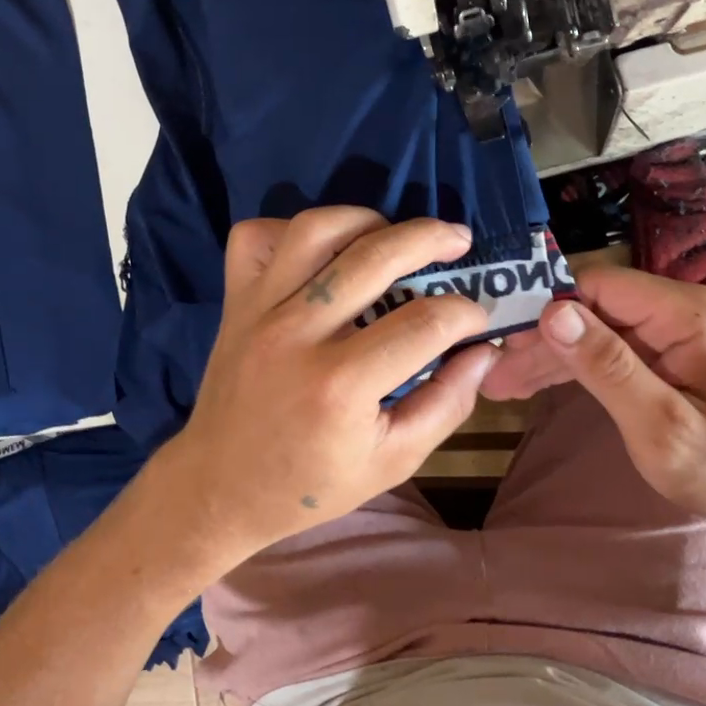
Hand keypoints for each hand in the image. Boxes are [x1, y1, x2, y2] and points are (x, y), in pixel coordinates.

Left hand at [152, 207, 497, 558]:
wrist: (221, 486)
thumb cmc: (311, 482)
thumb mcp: (393, 461)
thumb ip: (446, 403)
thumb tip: (483, 350)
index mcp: (342, 386)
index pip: (425, 323)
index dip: (466, 314)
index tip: (475, 320)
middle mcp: (298, 334)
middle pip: (374, 256)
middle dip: (430, 238)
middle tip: (458, 241)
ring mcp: (259, 310)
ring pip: (316, 229)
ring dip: (364, 220)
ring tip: (392, 236)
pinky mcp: (234, 300)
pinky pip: (255, 237)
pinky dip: (290, 229)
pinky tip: (321, 250)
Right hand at [483, 265, 705, 539]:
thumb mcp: (662, 426)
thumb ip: (608, 367)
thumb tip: (551, 312)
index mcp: (684, 313)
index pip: (597, 285)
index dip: (547, 308)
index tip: (505, 343)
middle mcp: (676, 310)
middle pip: (589, 307)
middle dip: (540, 338)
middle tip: (494, 375)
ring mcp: (669, 333)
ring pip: (591, 329)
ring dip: (547, 355)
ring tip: (500, 385)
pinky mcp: (662, 356)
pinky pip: (605, 349)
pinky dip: (570, 368)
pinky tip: (532, 384)